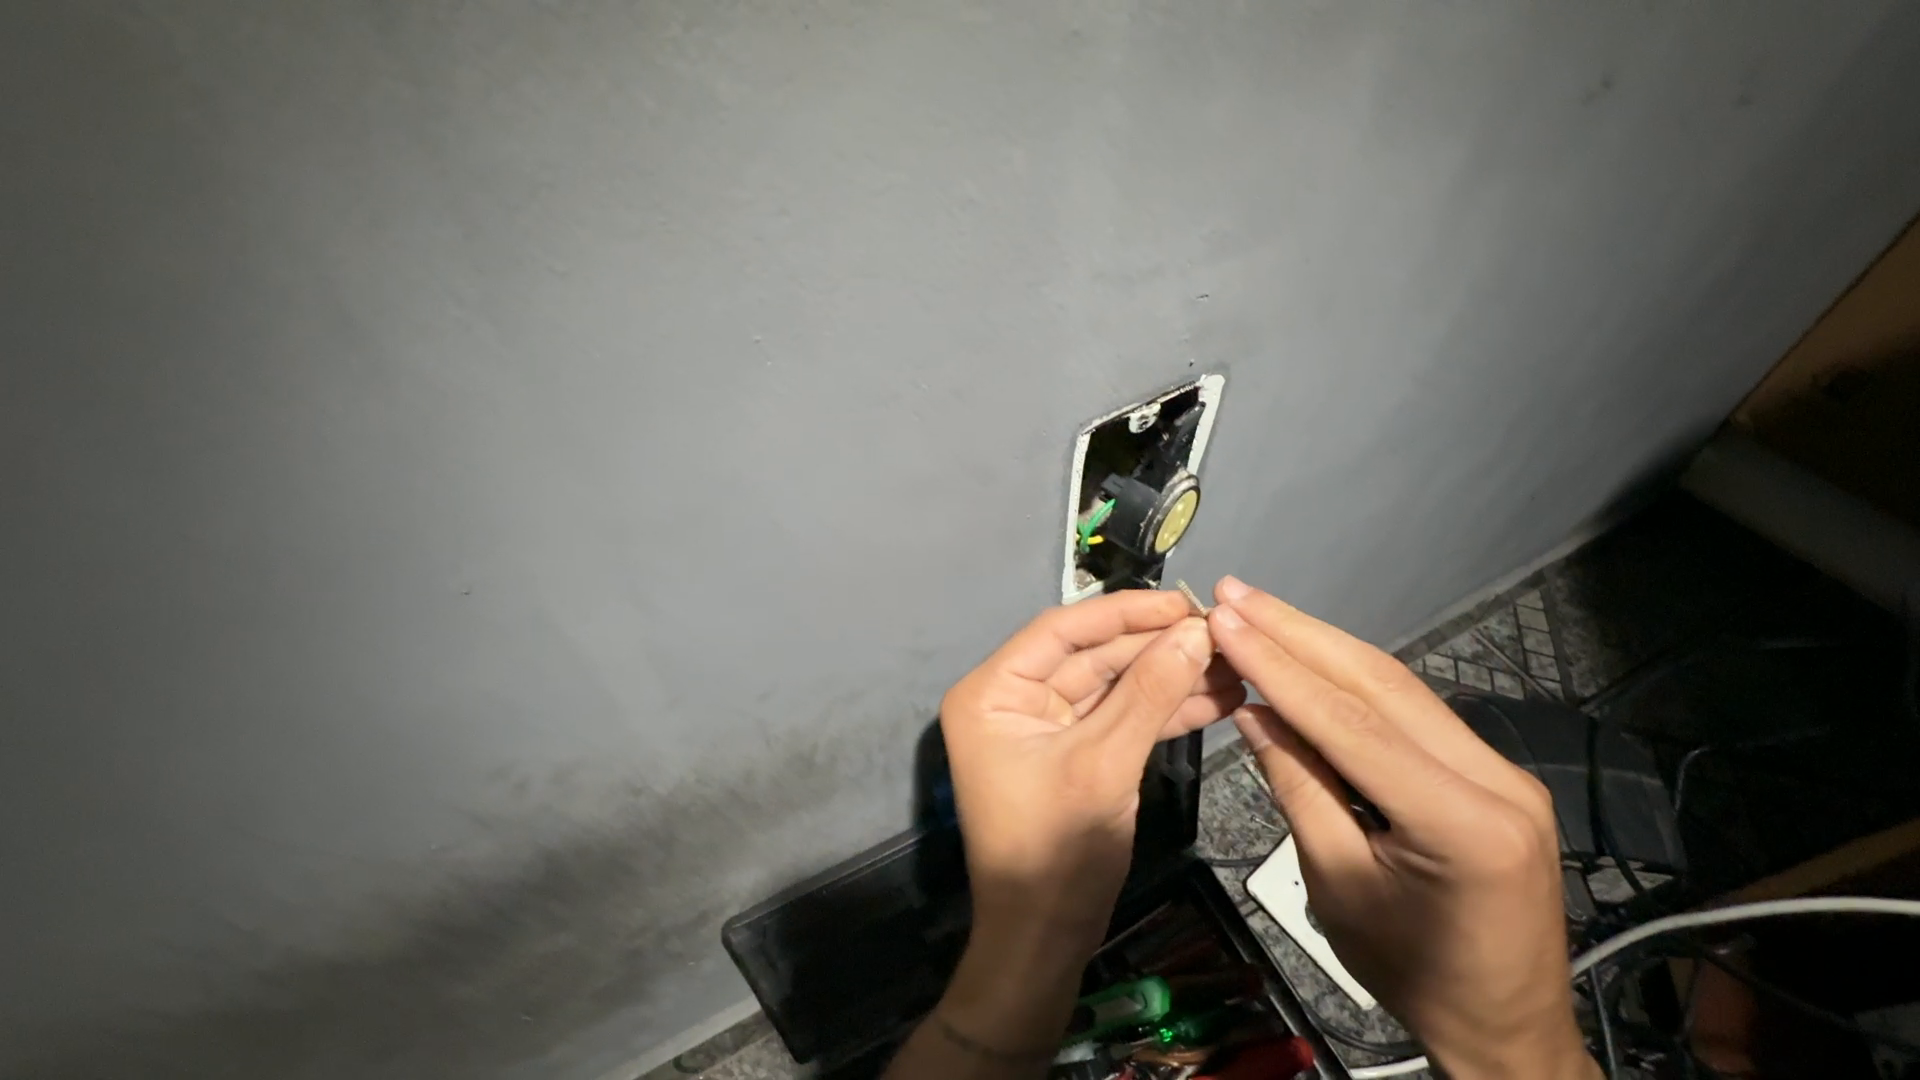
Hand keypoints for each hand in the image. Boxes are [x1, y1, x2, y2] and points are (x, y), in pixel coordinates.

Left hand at [940, 589, 1243, 943]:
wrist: (1045, 939)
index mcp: (993, 691)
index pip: (1062, 630)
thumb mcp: (1104, 764)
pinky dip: (1163, 711)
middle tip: (1221, 634)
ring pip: (1114, 687)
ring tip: (1234, 665)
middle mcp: (1014, 699)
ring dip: (1169, 678)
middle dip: (1157, 647)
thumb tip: (1197, 631)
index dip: (1125, 612)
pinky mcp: (1075, 753)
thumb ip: (1150, 693)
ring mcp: (1046, 727)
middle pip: (1093, 656)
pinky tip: (1216, 698)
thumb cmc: (1056, 849)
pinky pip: (1120, 718)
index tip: (1185, 603)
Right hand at [1207, 577, 1598, 1079]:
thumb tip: (1253, 709)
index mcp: (1461, 821)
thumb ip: (1296, 785)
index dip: (1278, 667)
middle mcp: (1494, 778)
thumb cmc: (1411, 974)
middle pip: (1379, 683)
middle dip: (1297, 632)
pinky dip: (1348, 678)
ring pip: (1396, 686)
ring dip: (1320, 643)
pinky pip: (1409, 710)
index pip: (1350, 723)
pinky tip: (1305, 652)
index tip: (1223, 621)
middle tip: (1234, 593)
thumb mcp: (1335, 882)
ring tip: (1257, 609)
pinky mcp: (1490, 771)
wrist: (1506, 1030)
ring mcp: (1501, 769)